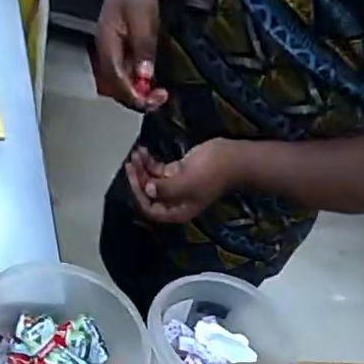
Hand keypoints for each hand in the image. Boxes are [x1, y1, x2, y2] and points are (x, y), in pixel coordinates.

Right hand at [93, 0, 168, 110]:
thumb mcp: (142, 17)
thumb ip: (143, 47)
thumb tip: (144, 77)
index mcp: (105, 43)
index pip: (115, 78)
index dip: (132, 93)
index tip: (150, 100)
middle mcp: (105, 55)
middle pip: (115, 88)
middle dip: (137, 99)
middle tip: (159, 100)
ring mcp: (112, 58)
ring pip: (121, 88)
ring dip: (139, 97)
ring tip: (159, 97)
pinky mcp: (121, 59)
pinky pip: (127, 81)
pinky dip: (140, 89)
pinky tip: (153, 89)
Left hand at [125, 141, 242, 224]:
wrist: (233, 159)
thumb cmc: (212, 173)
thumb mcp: (187, 182)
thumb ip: (166, 188)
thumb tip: (147, 189)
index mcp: (176, 211)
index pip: (150, 209)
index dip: (138, 195)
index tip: (132, 176)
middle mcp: (174, 202)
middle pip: (148, 195)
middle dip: (138, 179)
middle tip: (131, 161)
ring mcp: (176, 187)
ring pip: (151, 181)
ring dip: (142, 169)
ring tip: (137, 153)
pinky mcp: (178, 173)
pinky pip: (158, 171)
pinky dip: (150, 163)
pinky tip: (144, 151)